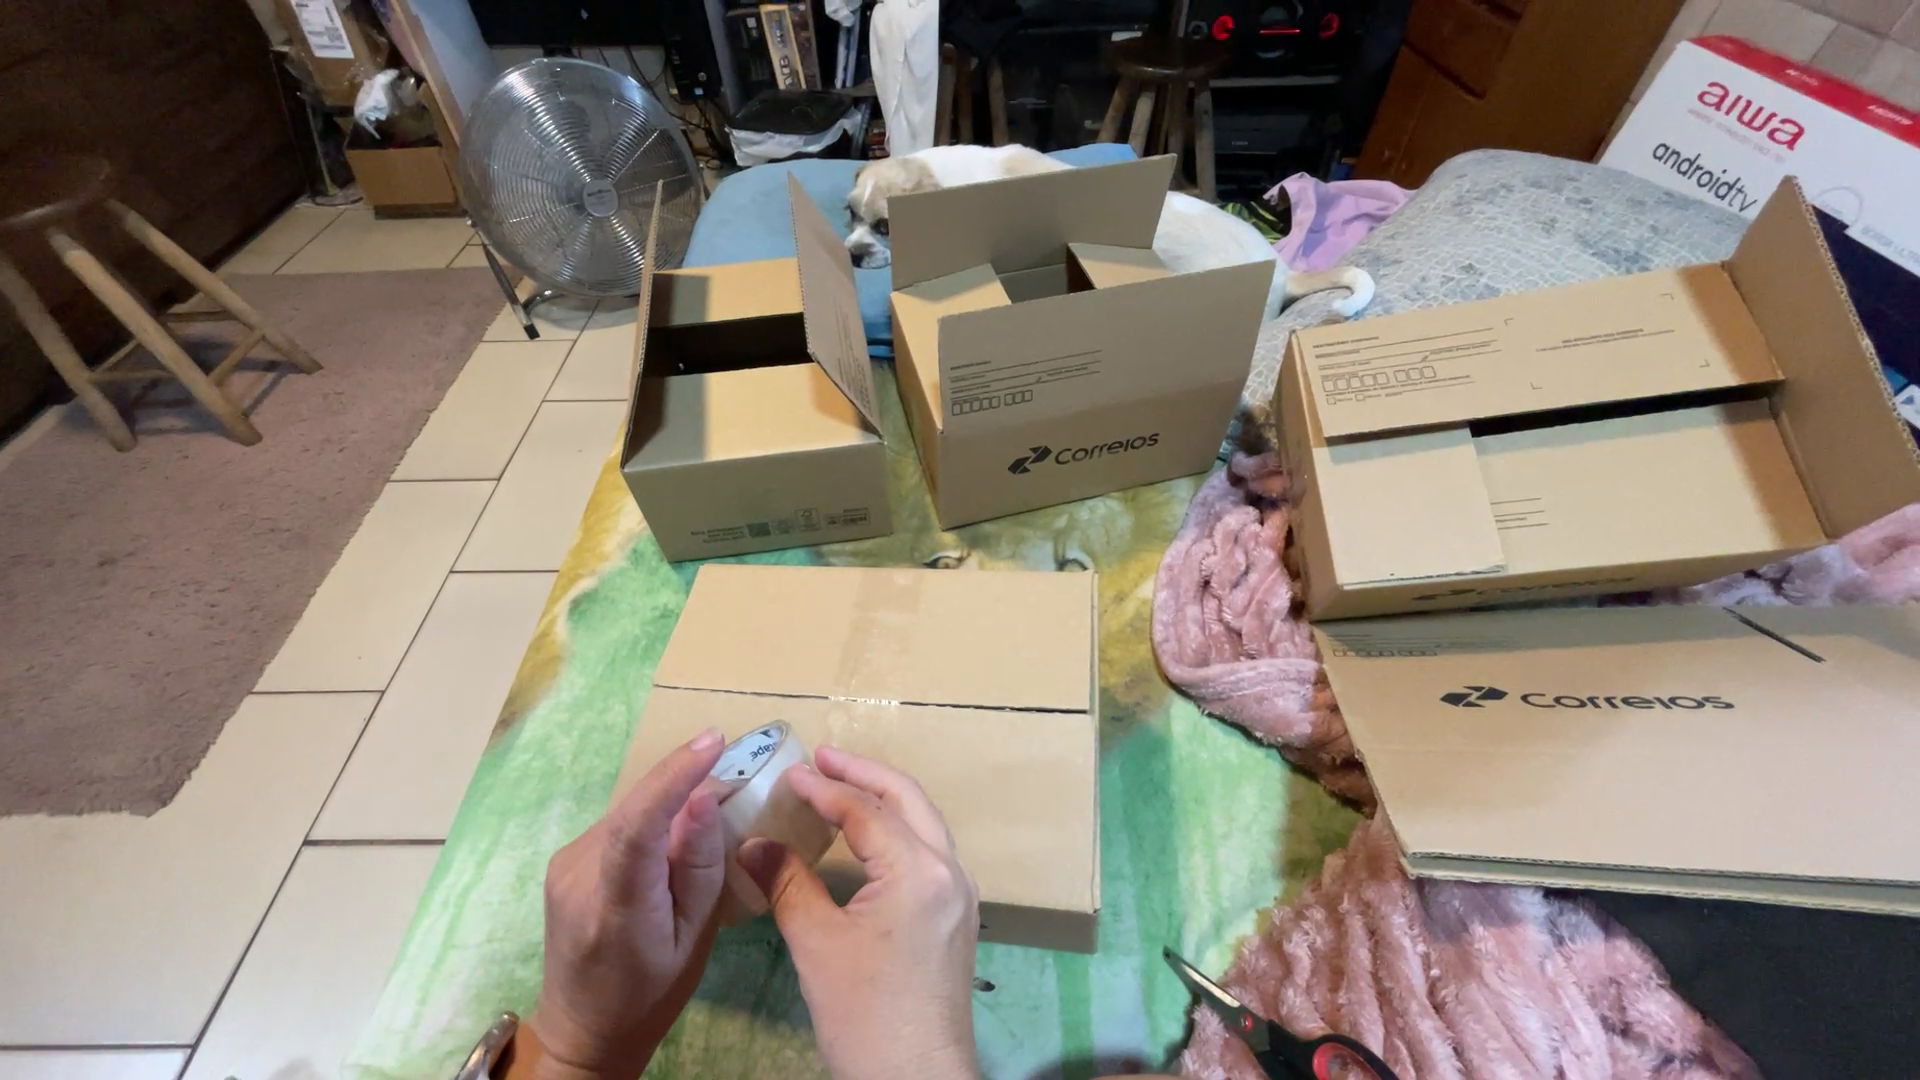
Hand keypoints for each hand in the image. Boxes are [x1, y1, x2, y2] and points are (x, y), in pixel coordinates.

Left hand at [523, 728, 728, 1079]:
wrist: (581, 1032)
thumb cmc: (652, 993)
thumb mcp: (694, 936)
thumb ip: (699, 865)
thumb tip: (704, 798)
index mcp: (615, 906)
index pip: (638, 825)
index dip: (675, 776)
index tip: (714, 741)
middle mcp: (577, 875)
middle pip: (637, 808)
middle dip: (684, 779)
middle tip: (731, 768)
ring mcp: (564, 865)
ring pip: (631, 810)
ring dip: (669, 801)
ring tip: (707, 812)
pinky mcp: (564, 860)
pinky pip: (620, 822)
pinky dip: (652, 817)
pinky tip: (671, 836)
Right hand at [739, 746, 979, 1079]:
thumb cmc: (864, 1015)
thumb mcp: (817, 945)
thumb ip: (787, 883)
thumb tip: (753, 844)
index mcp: (918, 869)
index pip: (867, 811)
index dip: (824, 789)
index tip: (791, 773)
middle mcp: (948, 867)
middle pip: (907, 798)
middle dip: (864, 773)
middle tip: (823, 757)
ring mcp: (959, 889)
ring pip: (923, 819)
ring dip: (884, 796)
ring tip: (842, 784)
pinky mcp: (957, 910)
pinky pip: (928, 846)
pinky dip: (898, 825)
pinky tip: (871, 832)